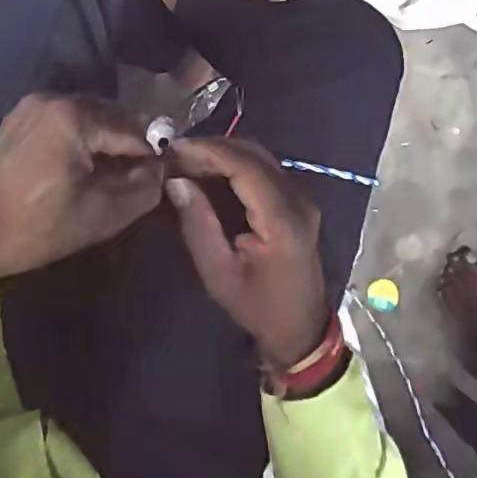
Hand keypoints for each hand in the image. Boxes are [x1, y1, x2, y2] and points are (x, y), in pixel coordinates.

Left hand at [0, 93, 165, 277]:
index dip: (154, 154)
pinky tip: (87, 166)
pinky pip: (68, 121)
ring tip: (116, 174)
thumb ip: (143, 187)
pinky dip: (85, 139)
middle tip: (142, 177)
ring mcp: (36, 104)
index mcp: (75, 116)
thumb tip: (161, 169)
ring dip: (108, 141)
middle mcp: (56, 98)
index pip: (135, 129)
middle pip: (114, 116)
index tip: (166, 176)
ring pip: (92, 117)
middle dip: (132, 145)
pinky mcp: (23, 117)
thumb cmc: (37, 226)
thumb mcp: (101, 214)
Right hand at [167, 138, 329, 370]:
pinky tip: (208, 173)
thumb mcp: (219, 274)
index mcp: (282, 219)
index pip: (245, 167)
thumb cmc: (257, 306)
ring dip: (222, 154)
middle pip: (253, 154)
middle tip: (175, 156)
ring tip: (186, 162)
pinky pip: (263, 169)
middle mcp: (298, 199)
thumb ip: (198, 225)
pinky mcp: (297, 200)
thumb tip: (176, 182)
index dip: (209, 151)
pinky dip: (234, 164)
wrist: (301, 328)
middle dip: (212, 149)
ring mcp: (301, 197)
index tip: (175, 149)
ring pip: (259, 157)